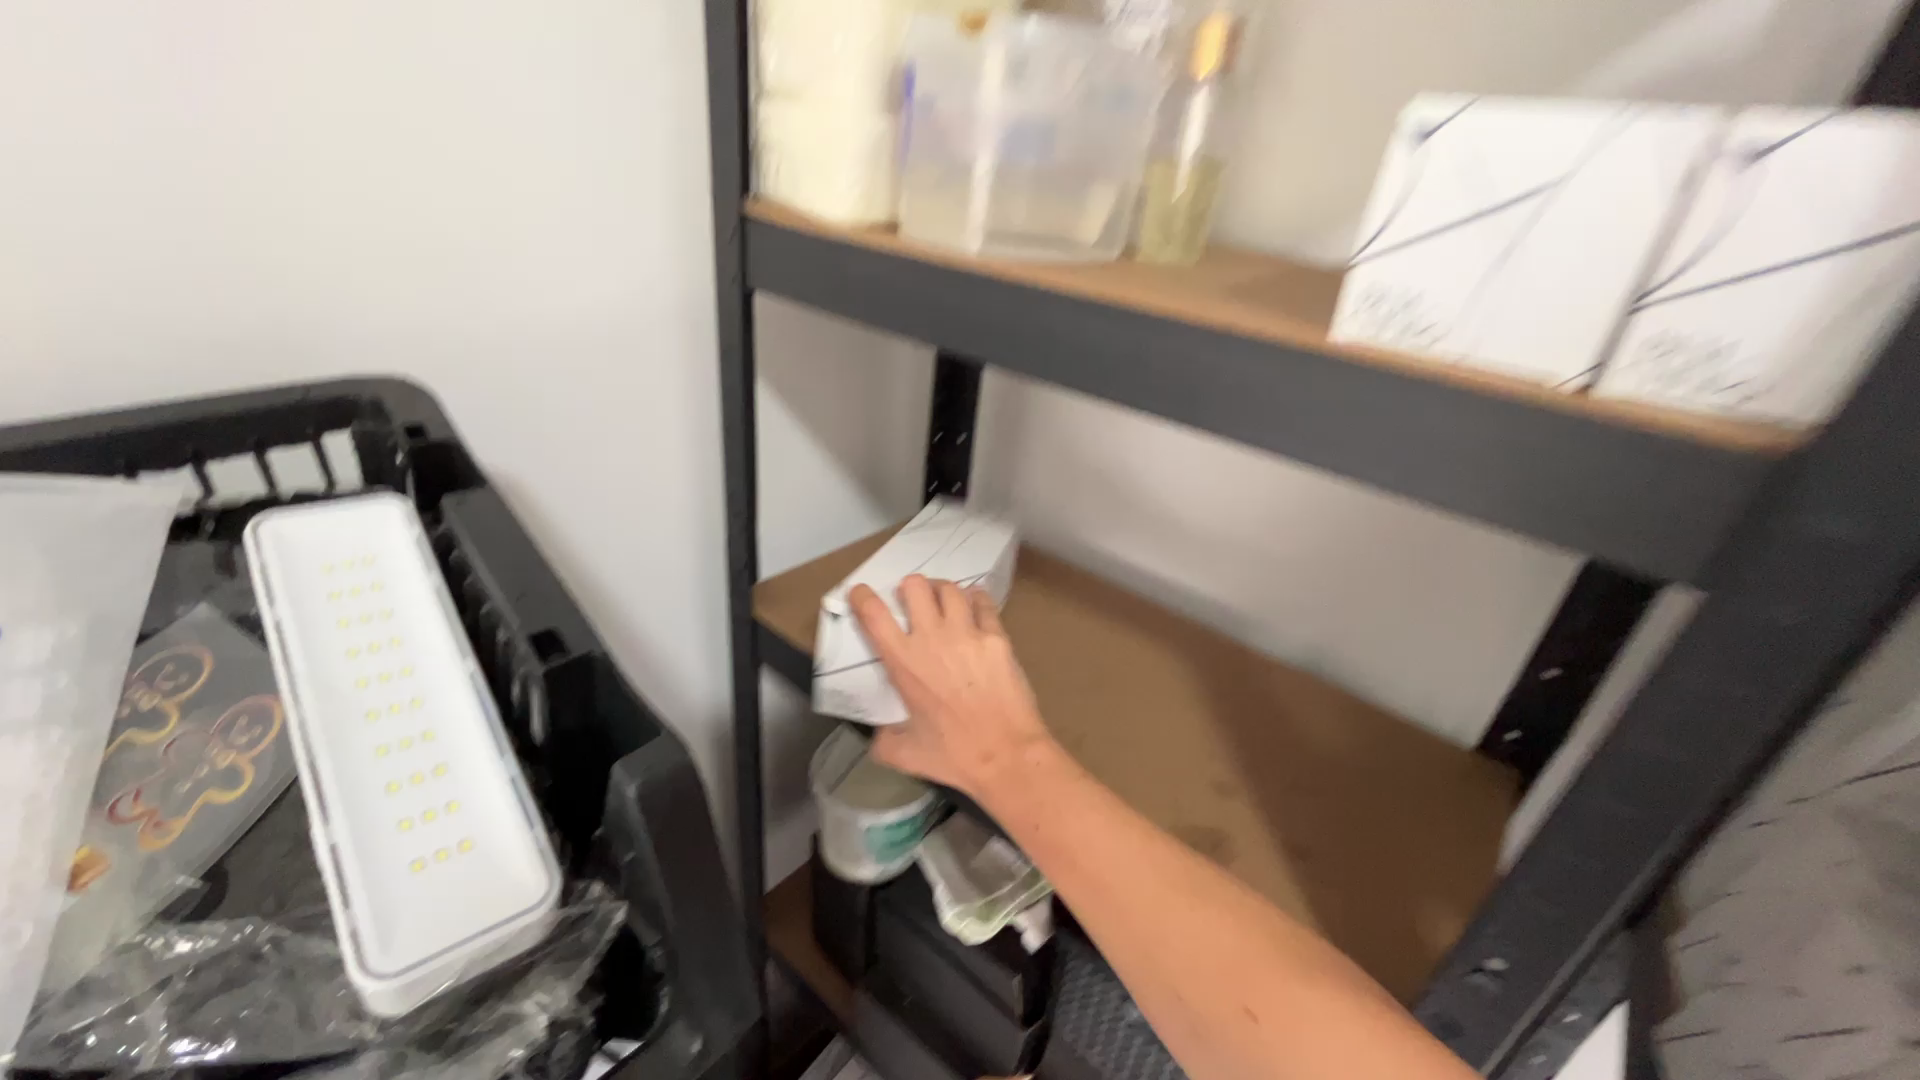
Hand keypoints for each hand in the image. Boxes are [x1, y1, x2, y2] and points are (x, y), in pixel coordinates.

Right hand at [849, 574, 1055, 799]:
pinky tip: (975, 607)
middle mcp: (932, 638)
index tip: (860, 594)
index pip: (873, 614)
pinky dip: (976, 600)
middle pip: (915, 586)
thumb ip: (883, 740)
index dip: (862, 596)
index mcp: (903, 662)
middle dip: (909, 587)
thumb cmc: (953, 755)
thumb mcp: (905, 754)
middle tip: (912, 599)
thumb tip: (878, 736)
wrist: (1007, 755)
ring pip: (950, 589)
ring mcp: (967, 633)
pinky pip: (984, 603)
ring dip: (941, 590)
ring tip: (943, 600)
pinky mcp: (997, 637)